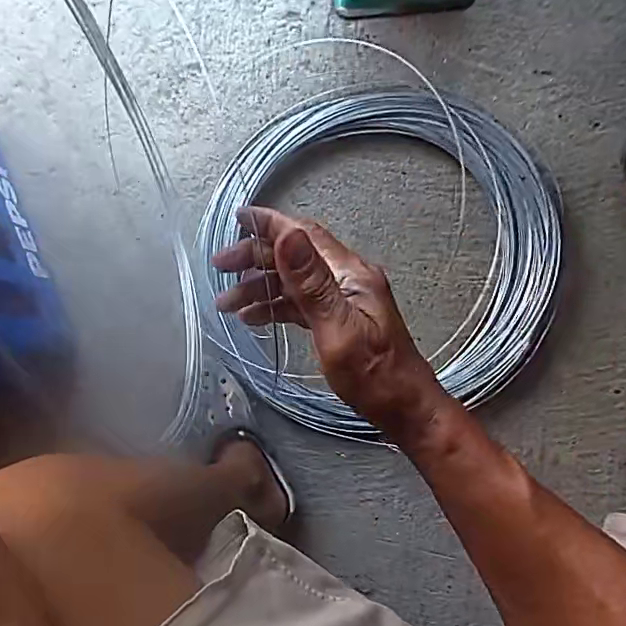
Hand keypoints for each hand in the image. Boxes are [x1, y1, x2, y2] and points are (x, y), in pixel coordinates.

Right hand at [210, 205, 445, 433]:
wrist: (405, 408)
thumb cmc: (375, 376)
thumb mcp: (338, 329)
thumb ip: (311, 284)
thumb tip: (288, 236)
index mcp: (350, 275)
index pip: (304, 235)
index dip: (270, 224)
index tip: (239, 217)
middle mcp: (346, 280)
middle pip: (293, 256)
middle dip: (254, 257)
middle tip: (220, 265)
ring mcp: (342, 300)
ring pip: (292, 281)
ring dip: (258, 286)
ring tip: (226, 301)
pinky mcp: (337, 319)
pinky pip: (298, 303)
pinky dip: (273, 305)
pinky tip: (252, 316)